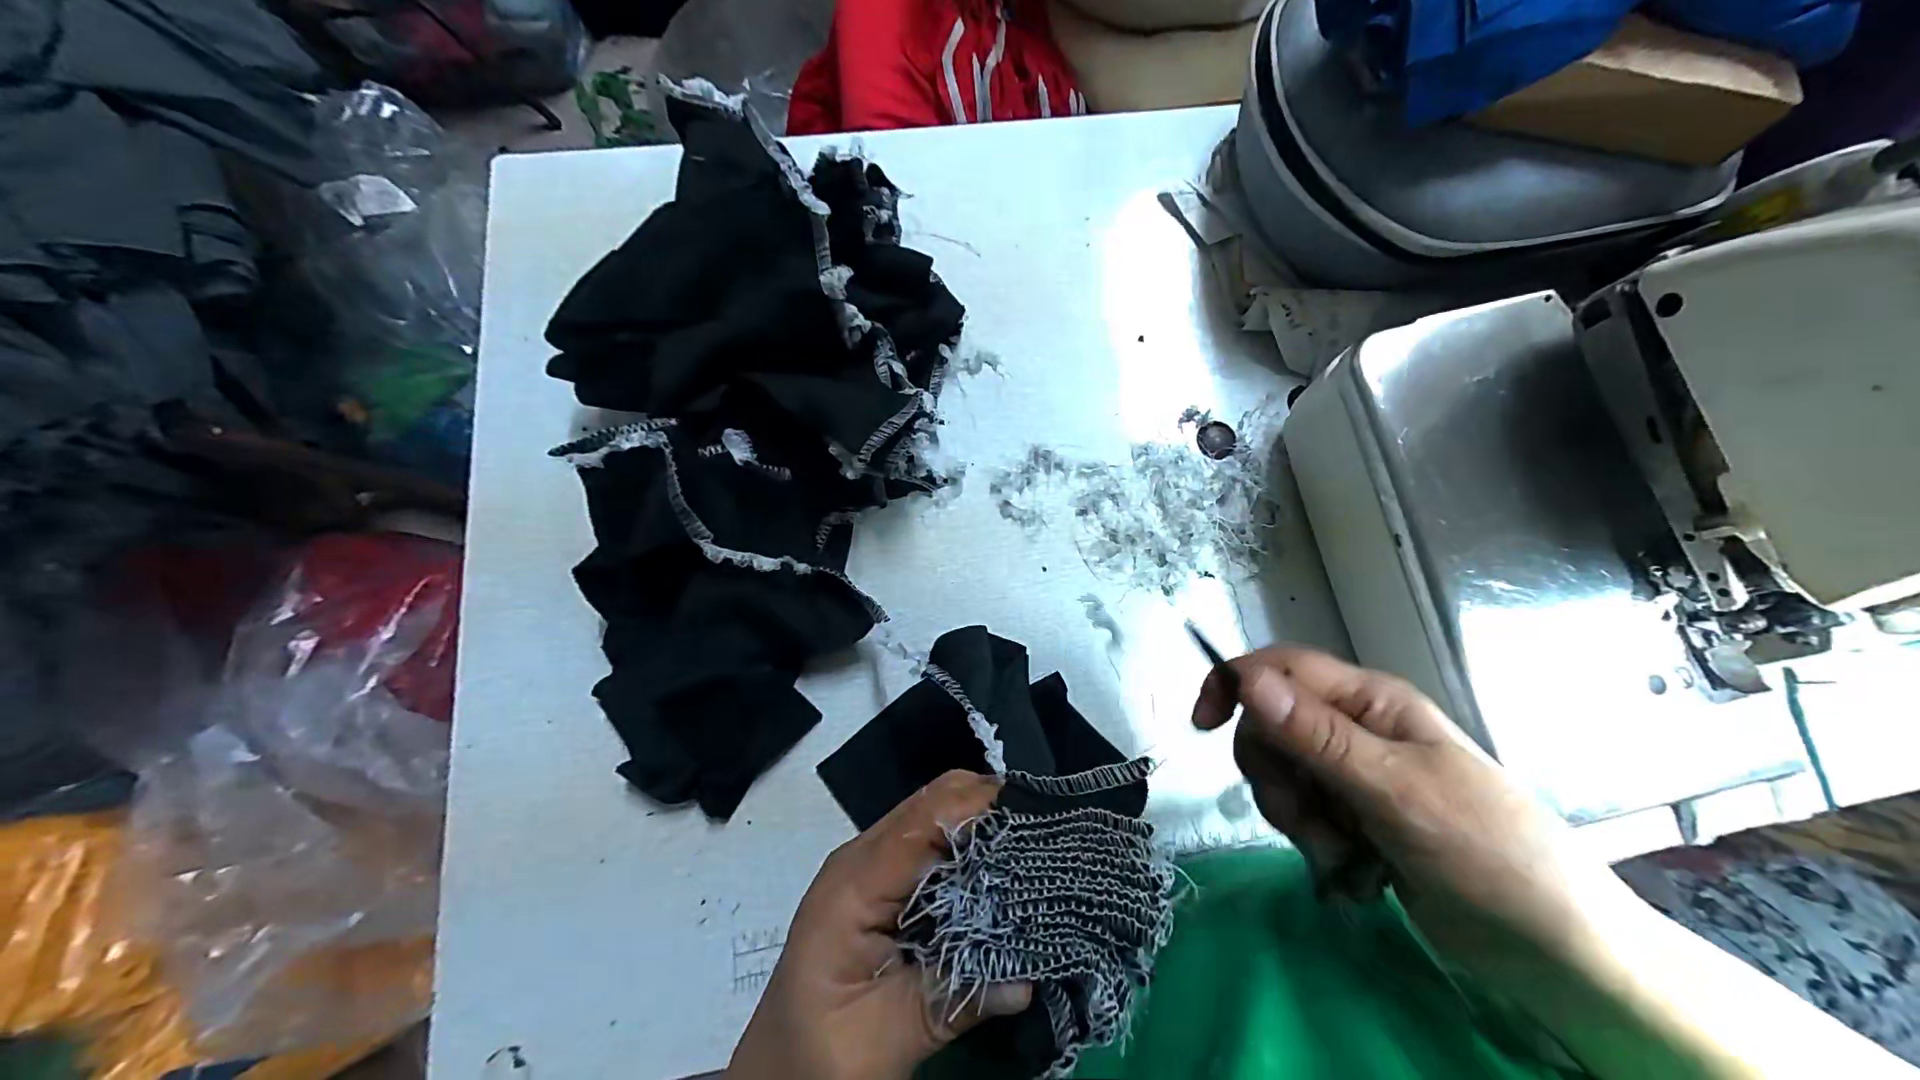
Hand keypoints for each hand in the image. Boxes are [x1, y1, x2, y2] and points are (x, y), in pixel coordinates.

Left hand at [727, 770, 1032, 1079]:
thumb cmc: (817, 1054)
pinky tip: (1001, 866)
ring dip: (981, 822)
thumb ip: (947, 1003)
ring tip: (1034, 842)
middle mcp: (862, 859)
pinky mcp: (885, 883)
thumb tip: (1025, 979)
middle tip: (1044, 830)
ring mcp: (872, 867)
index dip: (978, 809)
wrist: (776, 1070)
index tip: (1036, 814)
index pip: (921, 821)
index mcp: (854, 884)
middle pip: (930, 803)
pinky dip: (968, 844)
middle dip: (987, 806)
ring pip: (933, 815)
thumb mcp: (880, 1040)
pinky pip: (930, 843)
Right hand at [1192, 647, 1624, 987]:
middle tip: (1311, 818)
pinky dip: (1316, 845)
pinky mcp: (1353, 818)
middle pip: (1268, 728)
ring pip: (1280, 776)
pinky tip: (1358, 873)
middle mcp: (1355, 730)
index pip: (1280, 669)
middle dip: (1276, 777)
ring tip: (1347, 856)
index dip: (1235, 685)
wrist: (1555, 953)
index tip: (1204, 725)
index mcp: (1370, 702)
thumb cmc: (1488, 854)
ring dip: (1298, 820)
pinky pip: (1301, 816)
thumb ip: (1317, 735)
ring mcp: (1353, 776)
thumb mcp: (1396, 790)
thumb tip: (1248, 679)